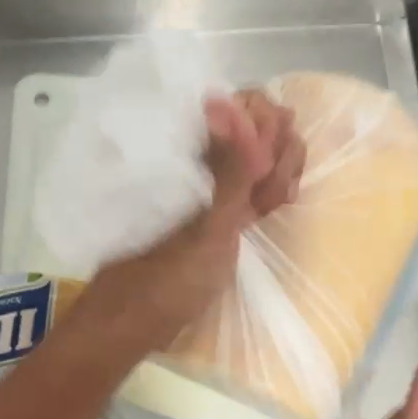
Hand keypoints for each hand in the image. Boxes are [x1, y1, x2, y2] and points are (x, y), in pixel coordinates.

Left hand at [76, 90, 304, 352]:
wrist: (138, 320)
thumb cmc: (170, 279)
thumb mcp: (210, 225)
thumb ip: (229, 166)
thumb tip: (225, 98)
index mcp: (192, 146)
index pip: (250, 102)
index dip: (270, 132)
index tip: (268, 174)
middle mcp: (202, 152)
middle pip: (262, 122)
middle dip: (280, 153)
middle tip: (270, 200)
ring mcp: (212, 177)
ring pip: (262, 151)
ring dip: (279, 172)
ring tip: (271, 208)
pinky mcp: (219, 203)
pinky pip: (254, 177)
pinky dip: (269, 188)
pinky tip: (271, 210)